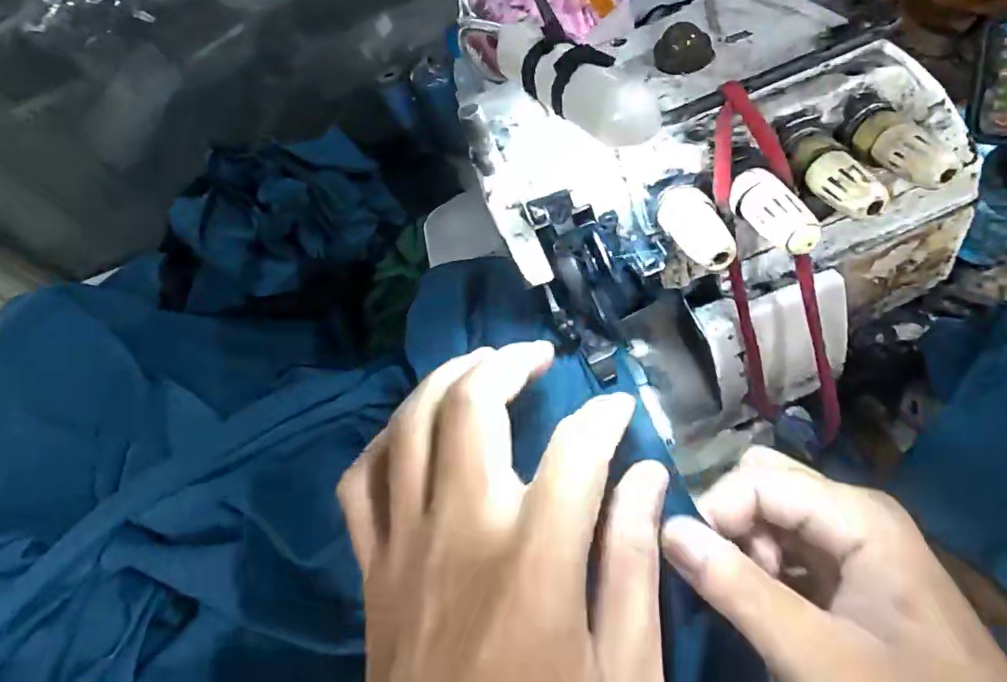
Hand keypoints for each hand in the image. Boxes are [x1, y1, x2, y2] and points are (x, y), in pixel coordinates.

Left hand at [338, 342, 669, 681]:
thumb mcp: (623, 672)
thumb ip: (633, 563)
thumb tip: (645, 474)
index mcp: (534, 559)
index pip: (576, 449)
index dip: (605, 416)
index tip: (620, 409)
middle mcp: (461, 530)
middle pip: (472, 407)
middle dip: (508, 363)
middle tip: (538, 356)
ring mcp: (404, 544)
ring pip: (411, 424)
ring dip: (446, 378)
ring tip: (481, 363)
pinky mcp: (370, 568)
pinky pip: (361, 480)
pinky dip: (386, 440)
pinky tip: (416, 430)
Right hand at [661, 446, 1006, 681]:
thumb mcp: (818, 659)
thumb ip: (738, 589)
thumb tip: (666, 527)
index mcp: (858, 513)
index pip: (756, 479)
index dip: (715, 512)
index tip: (689, 564)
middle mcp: (858, 510)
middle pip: (766, 483)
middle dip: (733, 524)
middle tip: (727, 581)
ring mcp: (862, 541)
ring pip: (776, 514)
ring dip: (749, 549)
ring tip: (753, 605)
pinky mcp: (861, 573)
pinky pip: (796, 545)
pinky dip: (770, 568)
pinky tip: (773, 611)